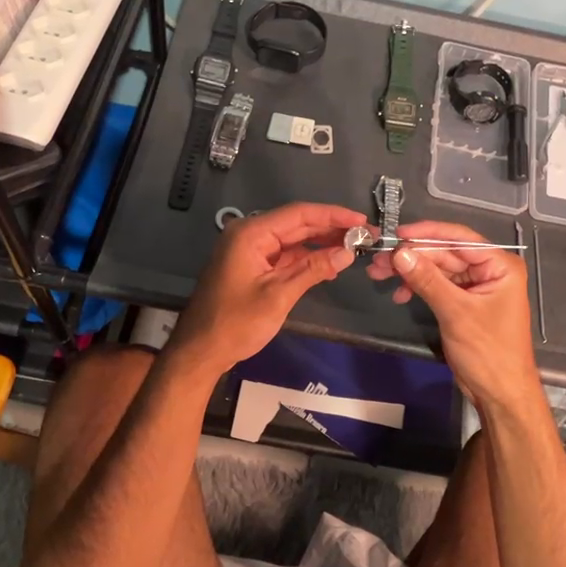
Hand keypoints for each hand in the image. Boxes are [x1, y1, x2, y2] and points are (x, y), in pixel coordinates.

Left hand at [167, 203, 365, 374]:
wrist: (200, 352)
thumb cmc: (236, 322)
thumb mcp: (279, 295)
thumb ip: (313, 269)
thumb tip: (347, 251)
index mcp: (251, 233)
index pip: (298, 214)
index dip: (333, 215)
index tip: (361, 220)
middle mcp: (250, 235)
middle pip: (296, 224)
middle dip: (330, 229)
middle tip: (365, 234)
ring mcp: (250, 251)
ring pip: (292, 240)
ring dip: (321, 244)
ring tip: (354, 247)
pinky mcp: (252, 267)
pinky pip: (284, 256)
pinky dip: (306, 259)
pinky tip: (330, 264)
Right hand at [366, 221, 539, 410]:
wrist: (501, 395)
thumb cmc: (488, 352)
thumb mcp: (456, 313)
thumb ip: (427, 280)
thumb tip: (399, 253)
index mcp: (500, 265)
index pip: (460, 238)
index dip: (428, 233)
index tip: (397, 234)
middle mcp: (490, 270)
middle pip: (445, 253)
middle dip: (413, 256)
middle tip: (379, 259)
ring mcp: (477, 286)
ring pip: (438, 268)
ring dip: (410, 271)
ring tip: (378, 273)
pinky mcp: (465, 302)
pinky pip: (438, 285)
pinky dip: (418, 287)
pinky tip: (399, 294)